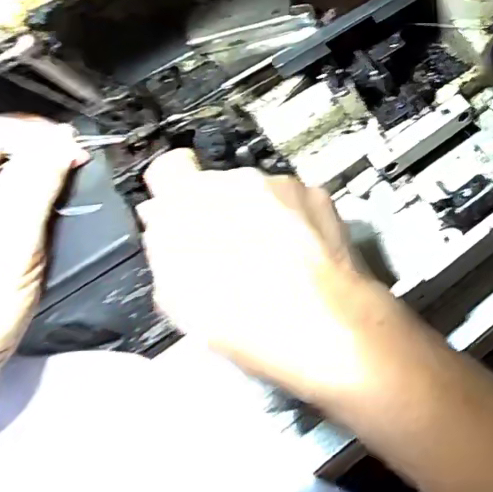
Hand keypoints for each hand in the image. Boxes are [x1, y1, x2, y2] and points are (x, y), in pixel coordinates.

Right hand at [137, 151, 400, 403]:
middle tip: (224, 252)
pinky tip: (295, 254)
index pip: (170, 169)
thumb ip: (165, 246)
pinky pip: (294, 201)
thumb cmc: (247, 319)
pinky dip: (291, 220)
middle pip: (219, 186)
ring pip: (259, 193)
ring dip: (257, 216)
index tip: (175, 211)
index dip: (171, 190)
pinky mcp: (321, 197)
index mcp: (194, 200)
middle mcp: (243, 181)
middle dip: (217, 212)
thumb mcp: (178, 294)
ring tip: (265, 259)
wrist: (329, 322)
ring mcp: (287, 185)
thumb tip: (163, 218)